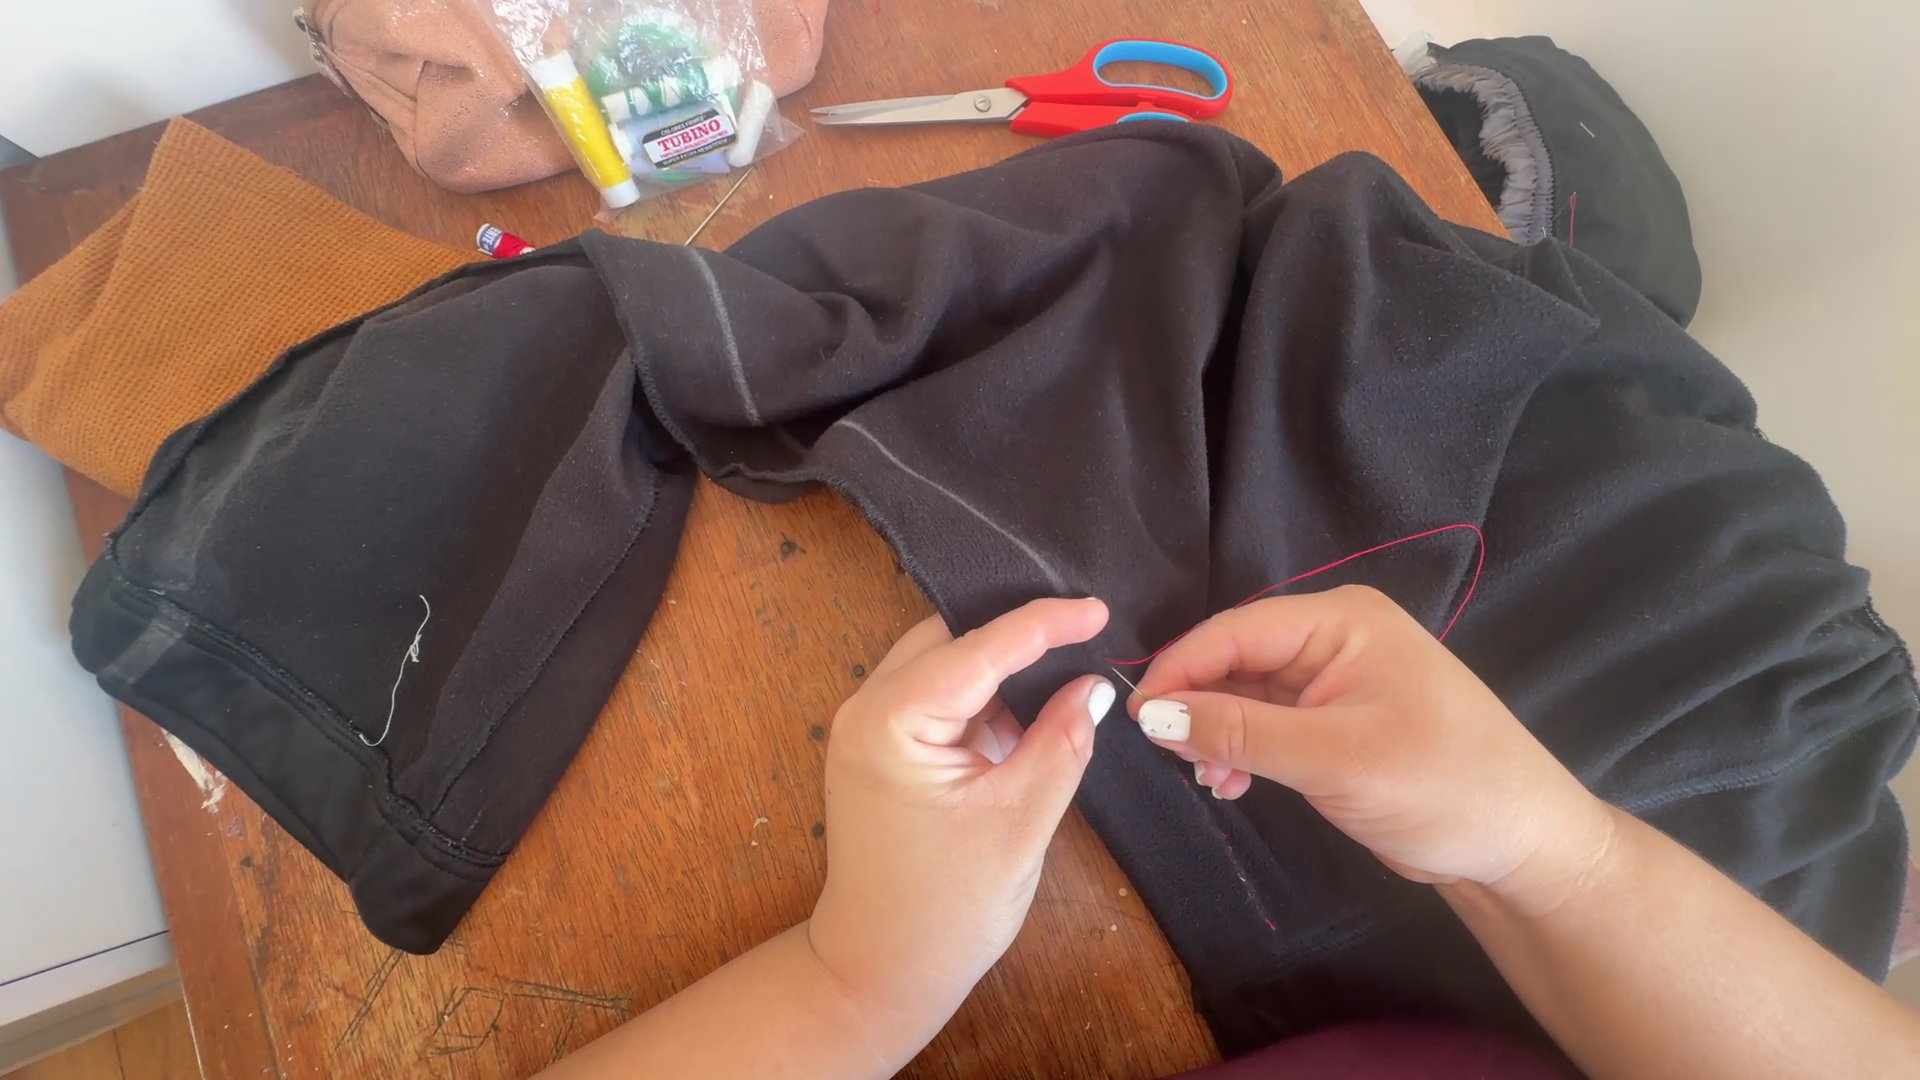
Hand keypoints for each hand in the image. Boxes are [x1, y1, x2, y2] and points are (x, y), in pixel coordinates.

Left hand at [808, 597, 1114, 1029]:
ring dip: (1000, 668)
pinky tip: (1025, 706)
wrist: (878, 972)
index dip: (1041, 624)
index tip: (1095, 609)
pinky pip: (939, 696)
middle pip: (950, 641)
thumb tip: (1093, 685)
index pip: (976, 650)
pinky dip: (983, 697)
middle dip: (1016, 637)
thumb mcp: (1018, 822)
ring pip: (945, 663)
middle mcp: (867, 707)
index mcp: (890, 721)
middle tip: (1082, 633)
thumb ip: (1059, 742)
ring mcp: (870, 724)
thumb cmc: (945, 909)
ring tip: (1063, 667)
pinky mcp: (884, 743)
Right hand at [1128, 585, 1613, 913]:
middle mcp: (1328, 637)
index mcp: (1338, 621)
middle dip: (1198, 707)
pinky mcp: (1325, 716)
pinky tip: (1229, 782)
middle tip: (1174, 755)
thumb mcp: (1335, 759)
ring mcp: (1326, 677)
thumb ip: (1238, 731)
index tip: (1138, 714)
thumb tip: (1150, 715)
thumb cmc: (1444, 788)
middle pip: (1233, 660)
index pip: (1234, 632)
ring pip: (1240, 693)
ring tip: (1208, 777)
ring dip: (1214, 733)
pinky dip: (1237, 749)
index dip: (1179, 669)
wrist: (1525, 853)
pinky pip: (1260, 721)